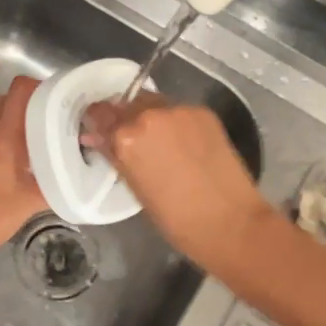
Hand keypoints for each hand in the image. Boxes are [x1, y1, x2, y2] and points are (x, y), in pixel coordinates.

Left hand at [0, 77, 47, 266]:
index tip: (62, 99)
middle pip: (10, 96)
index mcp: (2, 133)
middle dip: (34, 100)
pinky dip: (8, 126)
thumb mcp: (38, 196)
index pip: (20, 89)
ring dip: (20, 113)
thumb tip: (87, 168)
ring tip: (43, 130)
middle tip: (56, 115)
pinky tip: (26, 148)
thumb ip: (63, 178)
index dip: (42, 86)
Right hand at [81, 94, 274, 267]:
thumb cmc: (175, 218)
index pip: (100, 114)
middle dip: (124, 119)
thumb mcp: (135, 188)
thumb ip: (114, 156)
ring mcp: (179, 111)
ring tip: (159, 143)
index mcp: (125, 138)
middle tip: (130, 140)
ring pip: (153, 104)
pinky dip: (174, 122)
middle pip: (126, 104)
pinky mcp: (203, 113)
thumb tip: (96, 138)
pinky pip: (178, 111)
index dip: (98, 122)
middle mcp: (149, 115)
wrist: (230, 221)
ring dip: (149, 118)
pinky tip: (182, 144)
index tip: (99, 131)